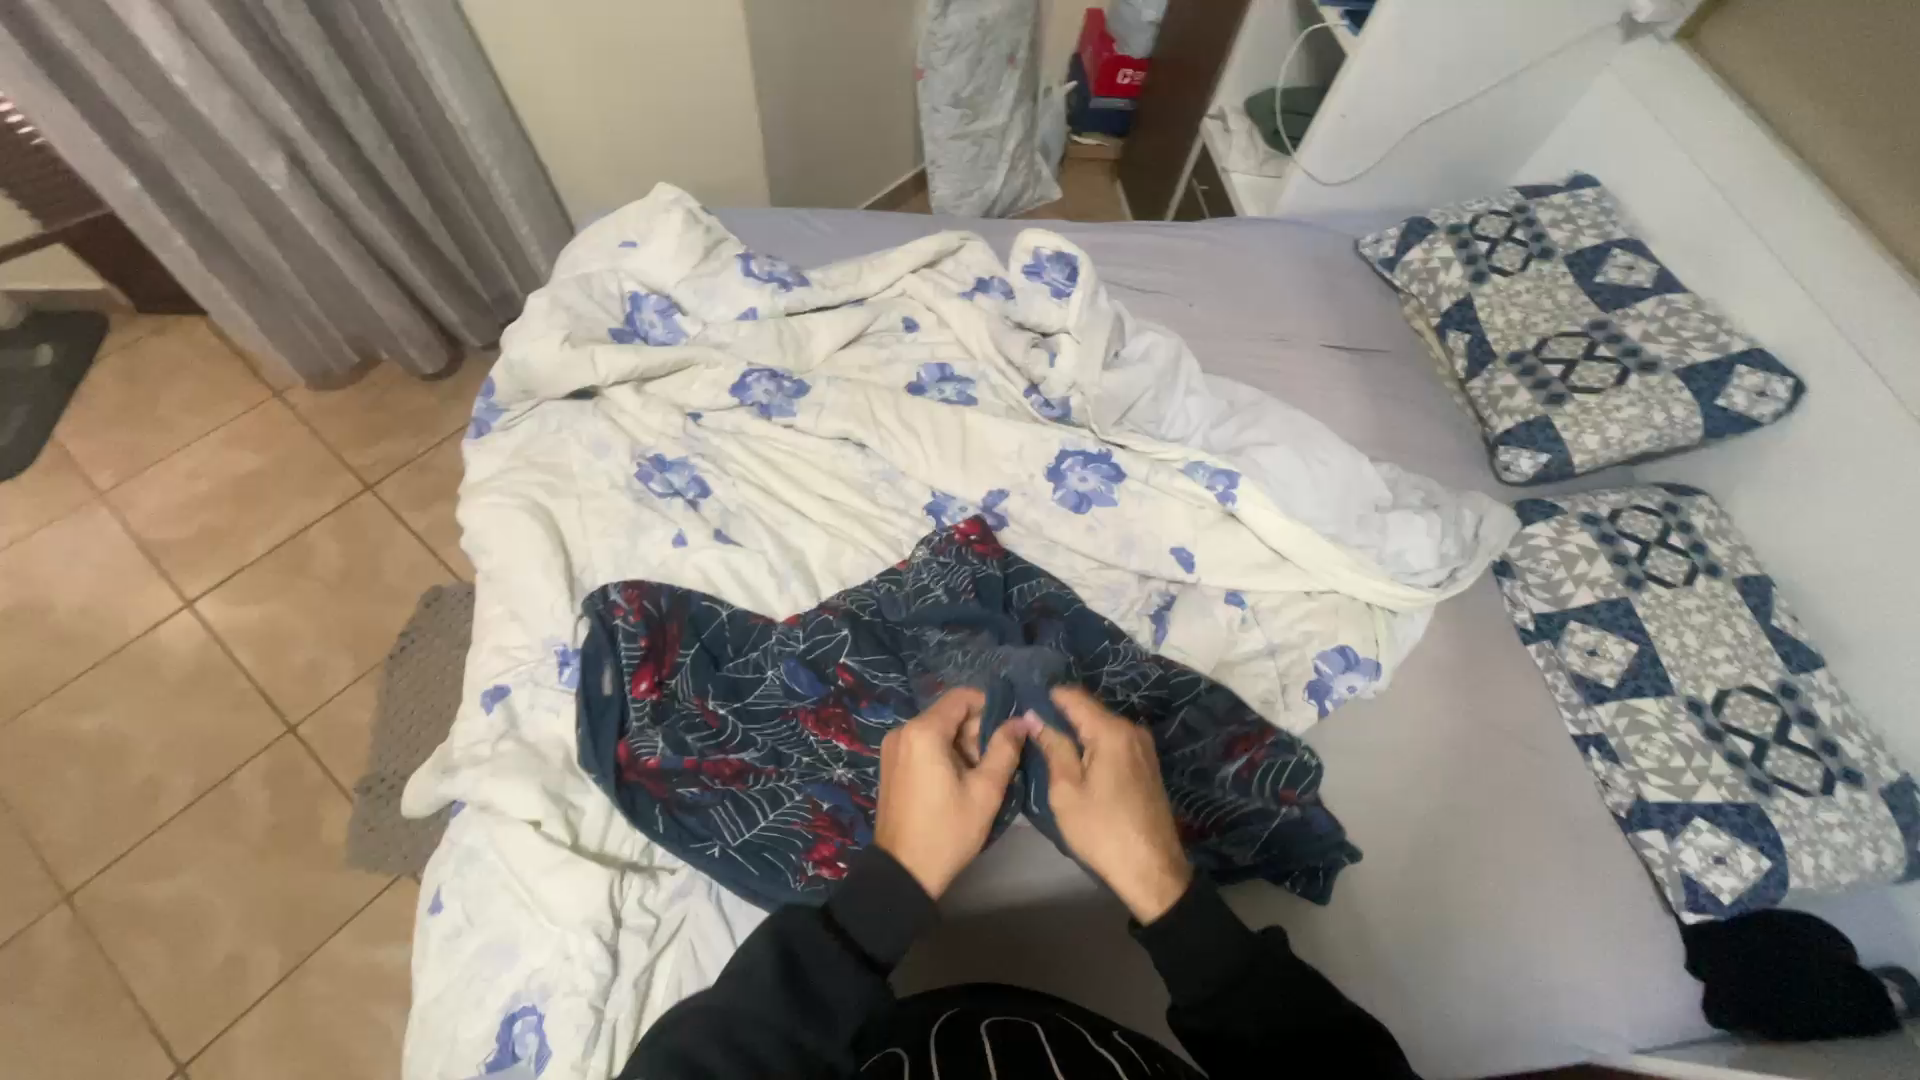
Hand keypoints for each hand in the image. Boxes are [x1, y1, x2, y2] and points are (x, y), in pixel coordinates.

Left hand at [874, 688, 1034, 898]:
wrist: (904, 872)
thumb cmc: (948, 831)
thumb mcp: (985, 791)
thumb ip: (1005, 749)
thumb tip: (1022, 720)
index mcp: (923, 731)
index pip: (962, 697)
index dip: (990, 706)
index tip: (1009, 729)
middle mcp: (903, 730)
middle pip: (949, 713)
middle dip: (976, 730)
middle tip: (997, 760)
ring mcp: (893, 747)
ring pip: (937, 729)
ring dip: (962, 744)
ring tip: (981, 775)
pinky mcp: (891, 763)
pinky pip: (923, 744)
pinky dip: (944, 753)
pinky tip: (958, 780)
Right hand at [1028, 685, 1192, 922]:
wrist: (1152, 871)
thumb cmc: (1102, 830)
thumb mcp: (1066, 790)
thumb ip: (1053, 747)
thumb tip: (1034, 716)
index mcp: (1112, 731)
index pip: (1073, 695)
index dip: (1045, 695)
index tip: (1020, 701)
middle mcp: (1131, 729)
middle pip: (1088, 709)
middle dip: (1059, 713)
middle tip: (1027, 724)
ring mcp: (1142, 747)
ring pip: (1100, 726)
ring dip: (1075, 731)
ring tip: (1044, 740)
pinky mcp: (1146, 764)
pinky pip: (1112, 742)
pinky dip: (1092, 744)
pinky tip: (1073, 758)